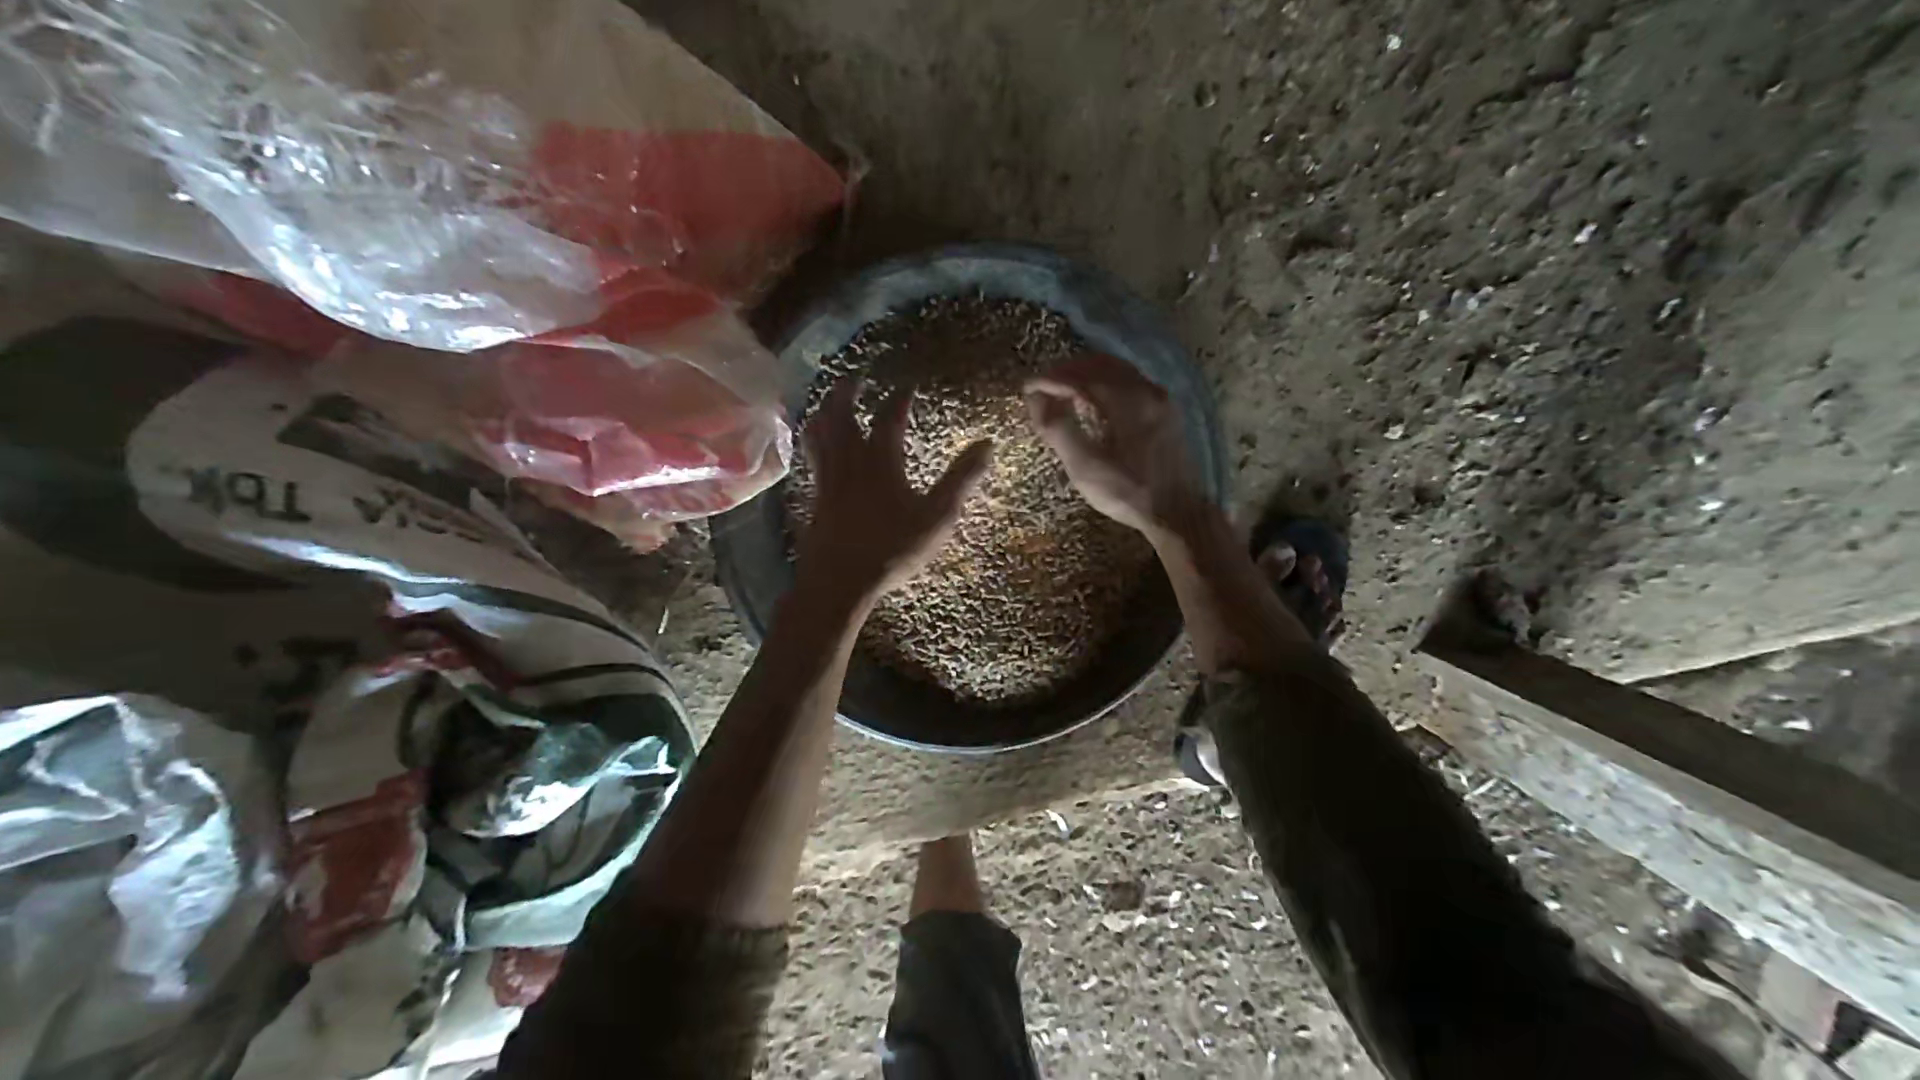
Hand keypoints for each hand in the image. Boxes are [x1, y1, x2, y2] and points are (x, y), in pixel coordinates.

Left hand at [794, 379, 992, 601]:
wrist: (838, 580)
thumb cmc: (892, 549)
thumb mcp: (937, 516)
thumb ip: (961, 479)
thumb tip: (987, 443)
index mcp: (881, 462)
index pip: (889, 417)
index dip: (899, 397)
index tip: (909, 384)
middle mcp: (850, 462)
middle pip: (841, 415)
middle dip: (848, 392)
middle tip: (855, 377)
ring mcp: (827, 480)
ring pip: (820, 434)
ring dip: (825, 411)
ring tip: (829, 401)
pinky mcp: (815, 499)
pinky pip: (810, 459)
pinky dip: (812, 442)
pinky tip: (816, 449)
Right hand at [1025, 354, 1202, 539]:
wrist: (1178, 512)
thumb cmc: (1129, 493)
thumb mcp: (1085, 468)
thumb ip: (1059, 430)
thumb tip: (1037, 399)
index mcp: (1127, 402)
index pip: (1080, 377)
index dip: (1050, 379)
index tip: (1028, 388)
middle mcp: (1146, 390)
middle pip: (1099, 365)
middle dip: (1066, 371)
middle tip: (1042, 386)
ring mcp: (1159, 398)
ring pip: (1116, 369)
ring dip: (1085, 374)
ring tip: (1062, 390)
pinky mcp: (1165, 409)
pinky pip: (1129, 380)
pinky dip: (1104, 381)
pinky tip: (1092, 400)